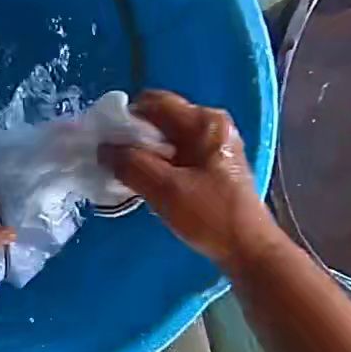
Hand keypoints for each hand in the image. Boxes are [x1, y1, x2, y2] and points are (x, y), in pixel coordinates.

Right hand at [101, 89, 277, 268]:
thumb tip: (103, 149)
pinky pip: (176, 153)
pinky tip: (149, 184)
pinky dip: (158, 164)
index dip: (124, 118)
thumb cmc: (209, 215)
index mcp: (204, 122)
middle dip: (133, 137)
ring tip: (129, 176)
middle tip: (114, 162)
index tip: (106, 142)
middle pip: (159, 118)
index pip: (154, 102)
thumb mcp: (164, 189)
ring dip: (144, 153)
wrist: (247, 249)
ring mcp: (214, 145)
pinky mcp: (212, 165)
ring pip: (166, 138)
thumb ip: (130, 164)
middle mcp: (211, 125)